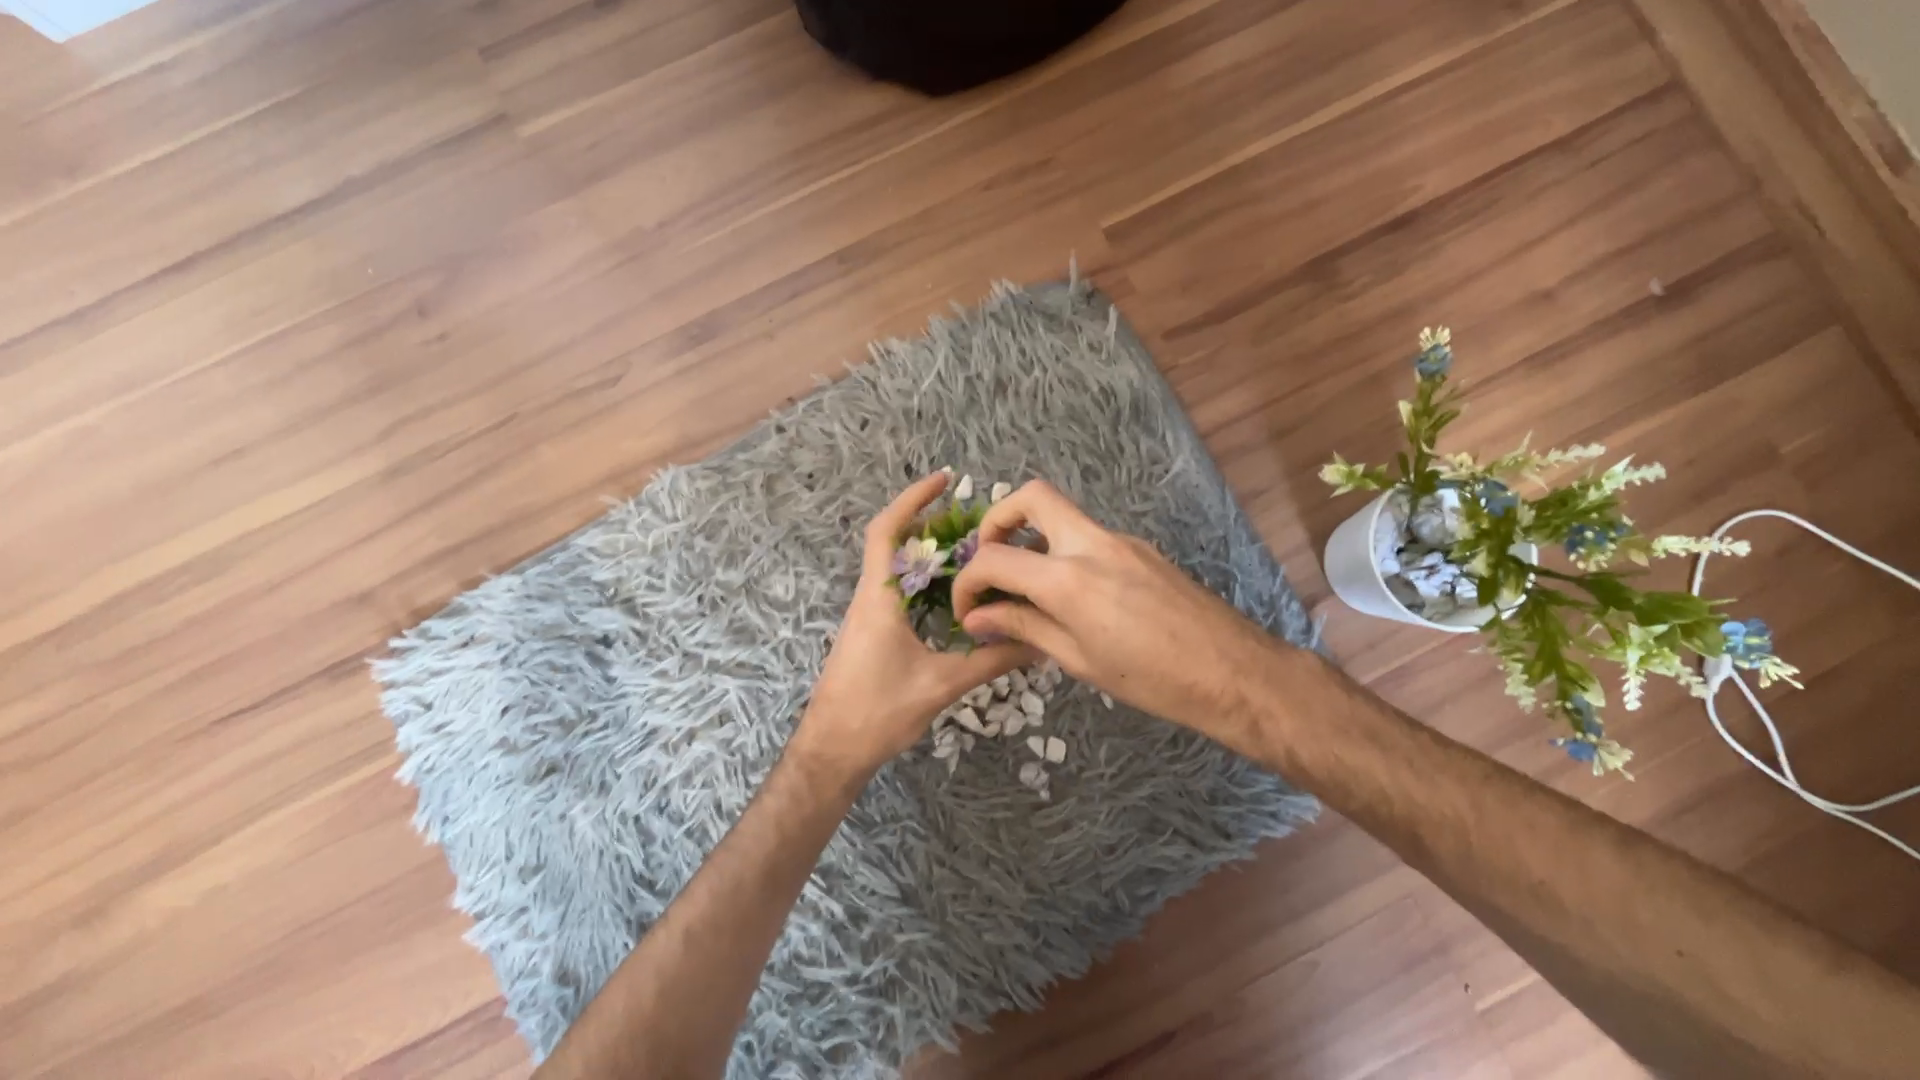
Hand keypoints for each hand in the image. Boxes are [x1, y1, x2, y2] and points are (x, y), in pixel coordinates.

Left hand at [792, 473, 1037, 779]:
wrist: (830, 752)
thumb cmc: (875, 713)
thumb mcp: (939, 686)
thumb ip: (988, 661)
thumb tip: (1037, 642)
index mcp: (878, 598)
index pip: (888, 530)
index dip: (913, 498)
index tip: (944, 479)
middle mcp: (870, 598)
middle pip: (897, 544)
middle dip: (935, 527)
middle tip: (979, 525)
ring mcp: (868, 618)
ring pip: (899, 571)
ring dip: (931, 557)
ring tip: (976, 556)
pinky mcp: (871, 636)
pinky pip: (899, 595)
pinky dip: (926, 586)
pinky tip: (956, 600)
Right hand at [949, 481, 1289, 754]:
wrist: (1234, 673)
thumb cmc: (1152, 680)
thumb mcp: (1079, 660)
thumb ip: (1024, 628)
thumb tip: (977, 619)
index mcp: (1069, 577)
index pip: (994, 559)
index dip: (967, 582)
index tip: (966, 610)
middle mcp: (1092, 543)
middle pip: (1031, 497)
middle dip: (997, 521)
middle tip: (989, 563)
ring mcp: (1122, 541)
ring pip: (1062, 517)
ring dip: (1032, 540)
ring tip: (1026, 591)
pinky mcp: (1142, 550)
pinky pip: (1089, 537)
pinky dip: (1065, 554)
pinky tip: (1071, 599)